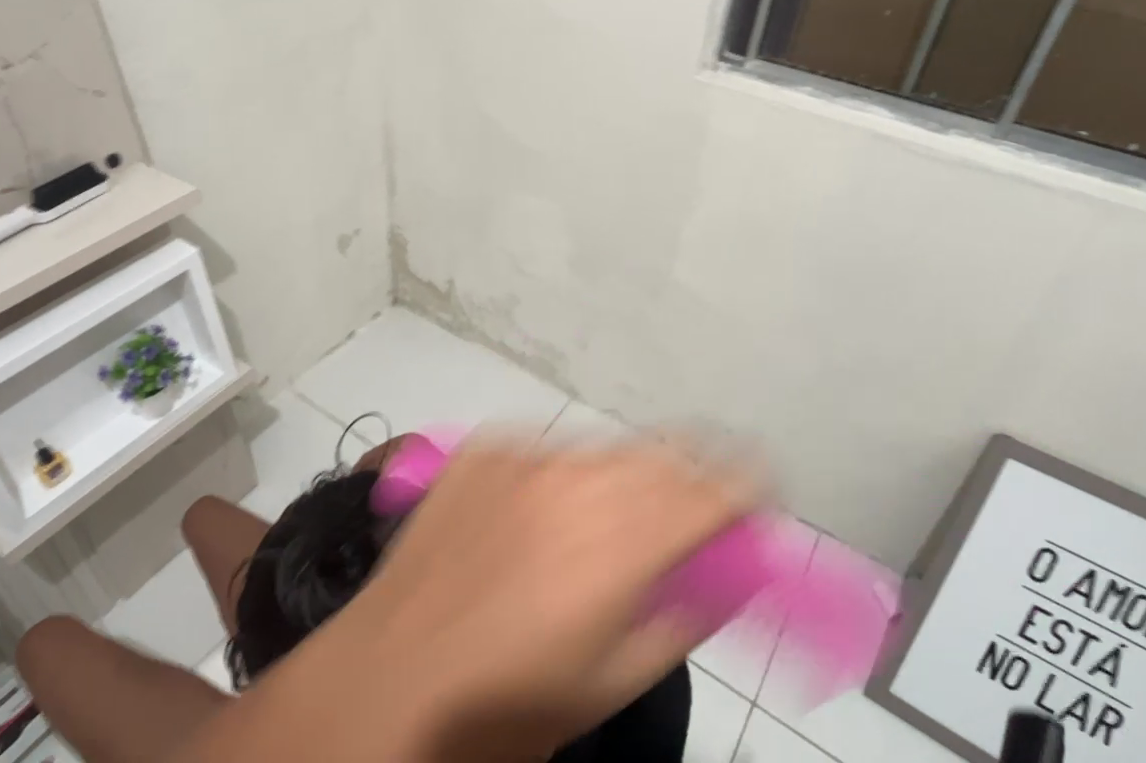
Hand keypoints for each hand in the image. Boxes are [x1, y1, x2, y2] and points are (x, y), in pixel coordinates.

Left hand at [338, 432, 759, 749]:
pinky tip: (542, 515)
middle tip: (689, 518)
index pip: (718, 484)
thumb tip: (731, 572)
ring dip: (628, 475)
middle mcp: (580, 477)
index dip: (750, 487)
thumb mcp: (616, 678)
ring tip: (605, 524)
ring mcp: (525, 453)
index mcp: (625, 537)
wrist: (388, 674)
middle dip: (692, 480)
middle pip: (668, 452)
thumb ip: (687, 612)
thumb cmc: (510, 698)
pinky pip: (549, 449)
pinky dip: (565, 474)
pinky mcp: (482, 448)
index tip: (757, 503)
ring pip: (609, 447)